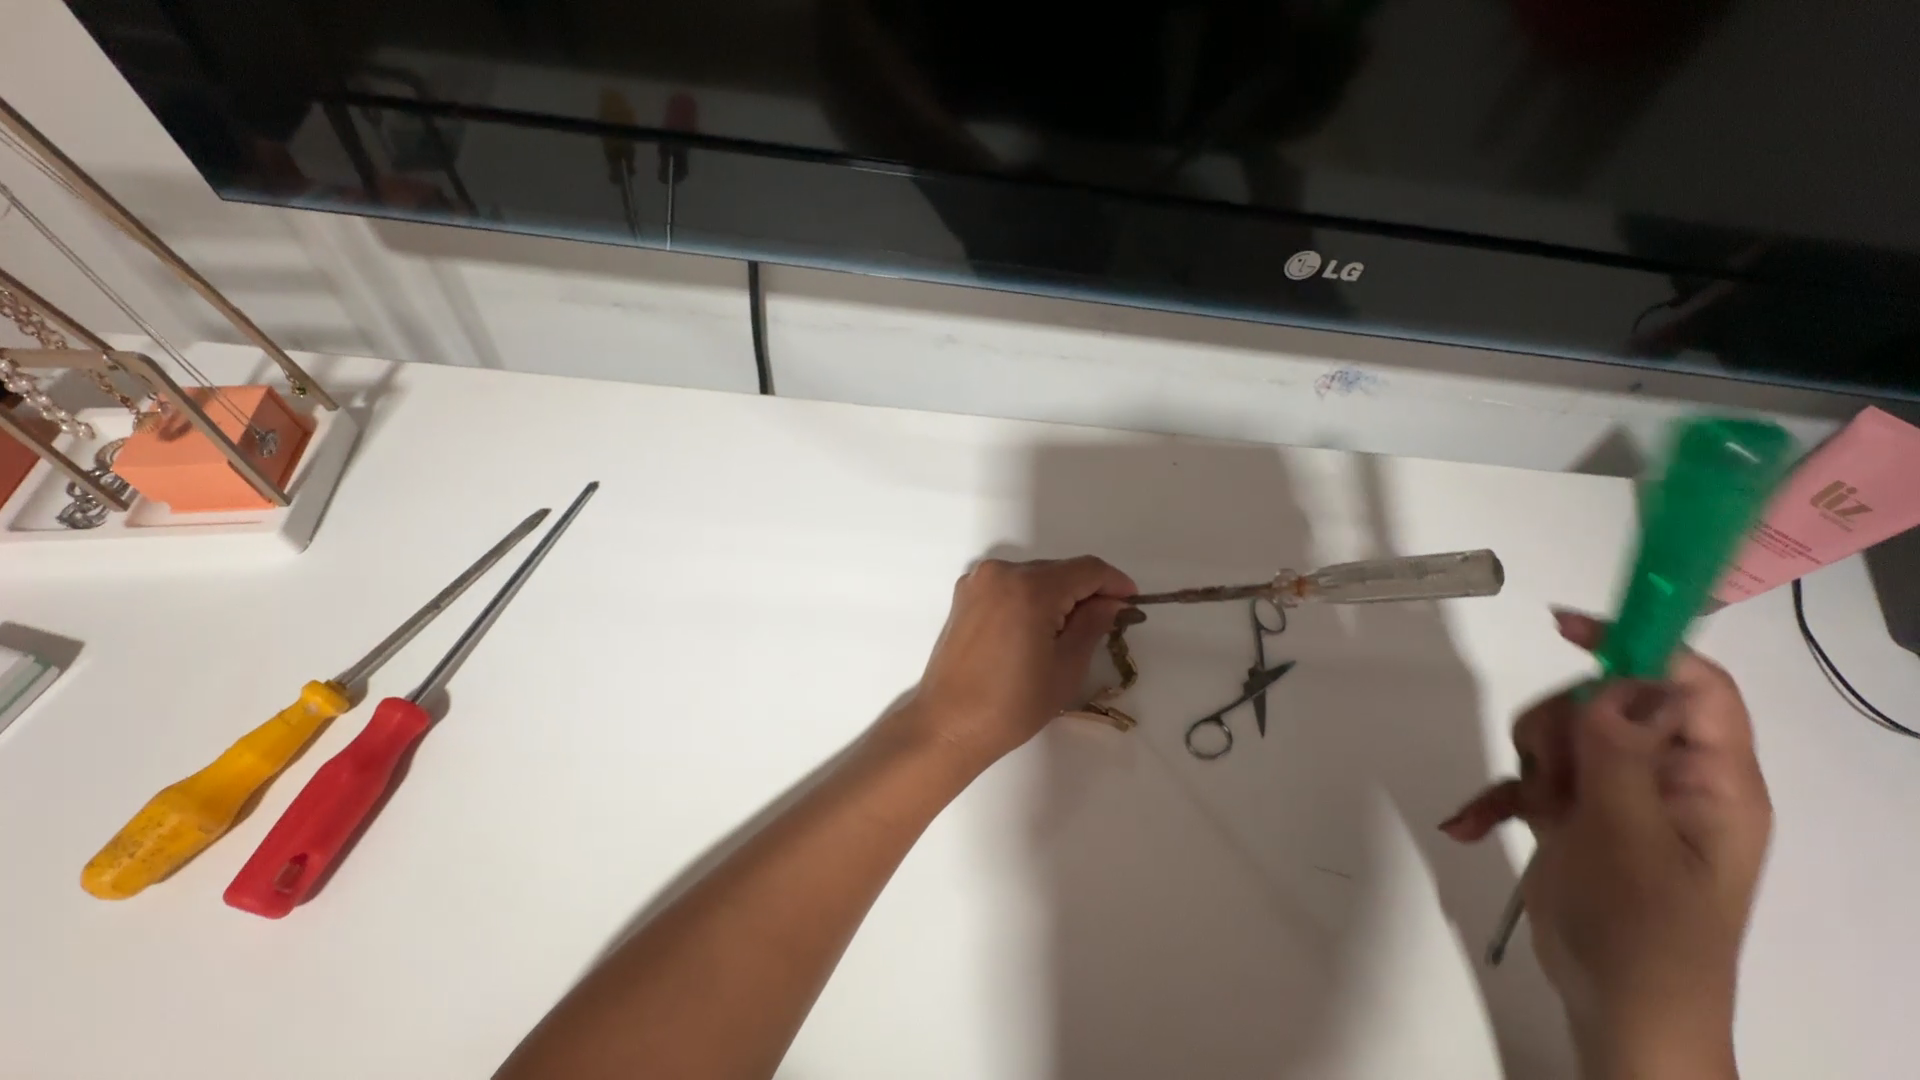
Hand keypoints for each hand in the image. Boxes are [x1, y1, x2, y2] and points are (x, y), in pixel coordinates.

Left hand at [892, 556, 1136, 769]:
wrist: (947, 725)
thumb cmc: (1012, 704)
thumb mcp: (1065, 667)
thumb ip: (1093, 624)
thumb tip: (1112, 602)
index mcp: (1029, 588)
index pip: (1086, 570)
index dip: (1115, 583)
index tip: (1132, 604)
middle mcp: (1001, 573)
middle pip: (1059, 570)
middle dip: (1086, 592)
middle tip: (1105, 624)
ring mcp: (977, 582)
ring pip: (1034, 576)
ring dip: (1058, 595)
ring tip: (1069, 633)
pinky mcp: (964, 597)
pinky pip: (1010, 586)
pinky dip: (1030, 599)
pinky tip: (1037, 631)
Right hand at [1441, 611, 1770, 1078]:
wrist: (1620, 1009)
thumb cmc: (1644, 931)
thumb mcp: (1632, 840)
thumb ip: (1622, 754)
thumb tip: (1622, 680)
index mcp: (1709, 781)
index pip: (1689, 685)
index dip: (1637, 646)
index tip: (1566, 629)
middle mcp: (1666, 779)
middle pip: (1603, 704)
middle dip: (1561, 727)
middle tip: (1552, 777)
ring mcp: (1617, 799)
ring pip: (1559, 737)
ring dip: (1529, 766)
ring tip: (1535, 812)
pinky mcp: (1574, 819)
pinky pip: (1526, 783)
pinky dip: (1498, 799)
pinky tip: (1466, 825)